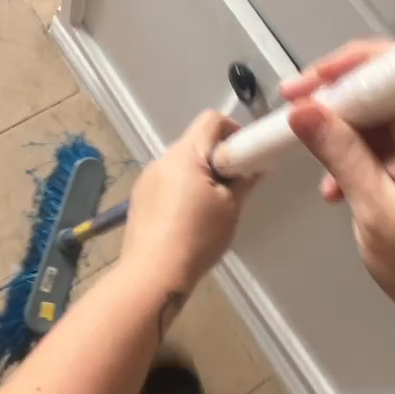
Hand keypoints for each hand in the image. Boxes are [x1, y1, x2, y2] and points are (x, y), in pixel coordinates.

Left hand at [119, 111, 255, 294]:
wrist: (153, 274)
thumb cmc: (197, 236)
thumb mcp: (230, 207)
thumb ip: (244, 179)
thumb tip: (255, 164)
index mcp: (185, 154)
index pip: (211, 120)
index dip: (232, 131)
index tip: (244, 157)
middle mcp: (162, 159)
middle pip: (195, 143)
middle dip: (217, 159)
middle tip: (232, 188)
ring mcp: (146, 178)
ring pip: (180, 165)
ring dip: (198, 176)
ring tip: (209, 210)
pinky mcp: (139, 198)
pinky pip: (166, 182)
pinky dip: (181, 191)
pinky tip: (187, 221)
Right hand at [282, 40, 394, 352]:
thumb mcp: (375, 210)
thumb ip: (340, 154)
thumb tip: (301, 109)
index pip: (388, 68)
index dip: (339, 69)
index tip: (296, 90)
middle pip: (384, 86)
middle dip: (334, 99)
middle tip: (292, 114)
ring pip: (383, 116)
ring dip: (343, 132)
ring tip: (311, 160)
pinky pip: (391, 144)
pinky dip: (360, 156)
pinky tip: (337, 190)